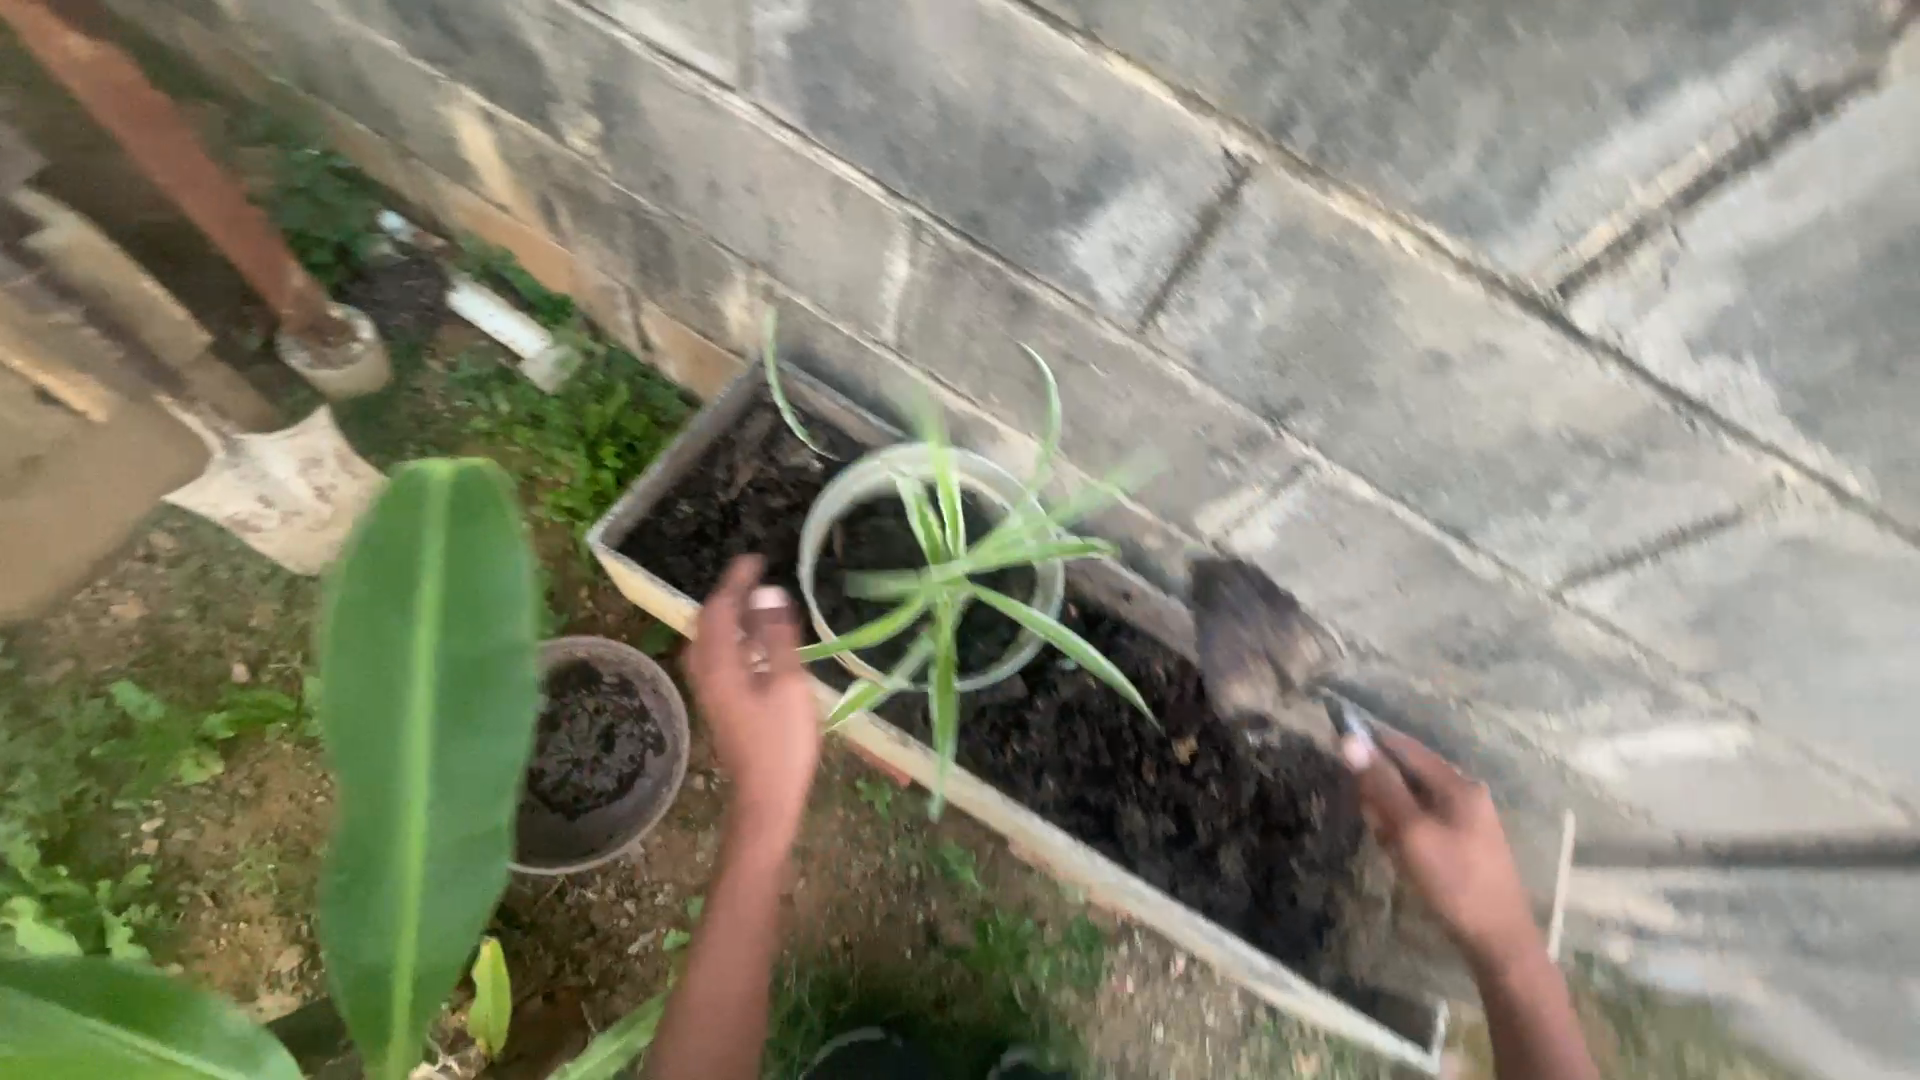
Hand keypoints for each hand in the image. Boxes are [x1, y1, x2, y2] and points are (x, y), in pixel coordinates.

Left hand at [686, 556, 821, 847]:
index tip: (756, 558)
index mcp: (720, 664)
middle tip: (755, 577)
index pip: (719, 608)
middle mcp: (705, 673)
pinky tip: (752, 642)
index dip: (736, 580)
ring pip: (707, 640)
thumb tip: (769, 593)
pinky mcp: (717, 703)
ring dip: (726, 616)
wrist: (765, 796)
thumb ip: (778, 636)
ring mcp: (708, 690)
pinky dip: (730, 636)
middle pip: (705, 622)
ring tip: (754, 602)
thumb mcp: (788, 683)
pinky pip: (715, 655)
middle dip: (727, 594)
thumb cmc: (783, 741)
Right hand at [1342, 731, 1540, 976]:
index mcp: (1456, 783)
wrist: (1497, 940)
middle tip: (1375, 823)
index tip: (1336, 750)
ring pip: (1408, 799)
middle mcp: (1463, 792)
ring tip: (1388, 845)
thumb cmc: (1453, 880)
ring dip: (1388, 816)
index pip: (1402, 745)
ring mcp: (1464, 817)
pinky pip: (1418, 820)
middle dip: (1379, 792)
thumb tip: (1349, 739)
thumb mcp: (1410, 830)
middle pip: (1403, 772)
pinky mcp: (1460, 839)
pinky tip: (1400, 855)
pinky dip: (1402, 831)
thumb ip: (1380, 784)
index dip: (1368, 742)